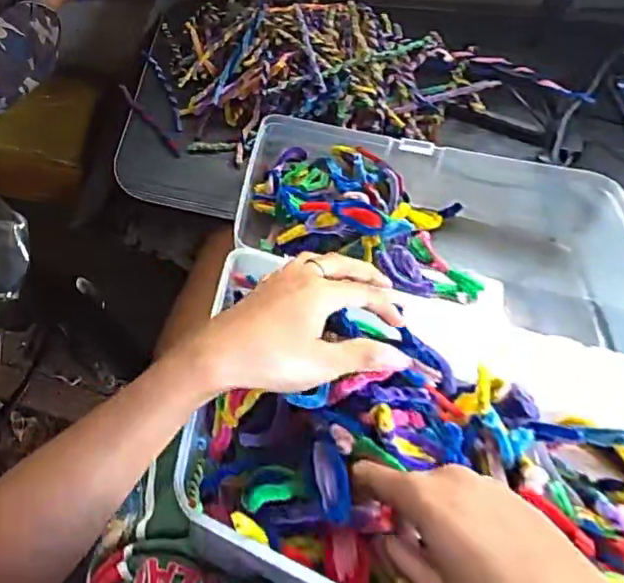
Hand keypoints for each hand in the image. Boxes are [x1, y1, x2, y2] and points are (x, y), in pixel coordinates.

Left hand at [176, 253, 407, 394]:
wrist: (221, 351)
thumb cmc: (273, 358)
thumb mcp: (323, 363)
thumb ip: (362, 356)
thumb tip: (400, 355)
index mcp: (319, 291)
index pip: (363, 292)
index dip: (387, 307)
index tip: (402, 326)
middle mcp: (301, 275)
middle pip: (340, 265)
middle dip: (366, 274)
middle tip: (388, 287)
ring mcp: (280, 277)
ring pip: (316, 261)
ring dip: (339, 267)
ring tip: (353, 280)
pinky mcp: (266, 285)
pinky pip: (299, 267)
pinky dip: (317, 270)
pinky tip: (314, 284)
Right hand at [352, 463, 605, 582]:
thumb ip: (400, 557)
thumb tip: (384, 536)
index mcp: (421, 494)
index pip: (369, 473)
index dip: (359, 489)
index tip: (359, 507)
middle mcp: (447, 475)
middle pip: (410, 484)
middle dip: (408, 511)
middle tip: (421, 548)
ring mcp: (484, 481)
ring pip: (444, 490)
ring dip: (441, 512)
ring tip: (462, 554)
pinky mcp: (515, 494)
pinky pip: (475, 497)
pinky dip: (470, 515)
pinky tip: (493, 550)